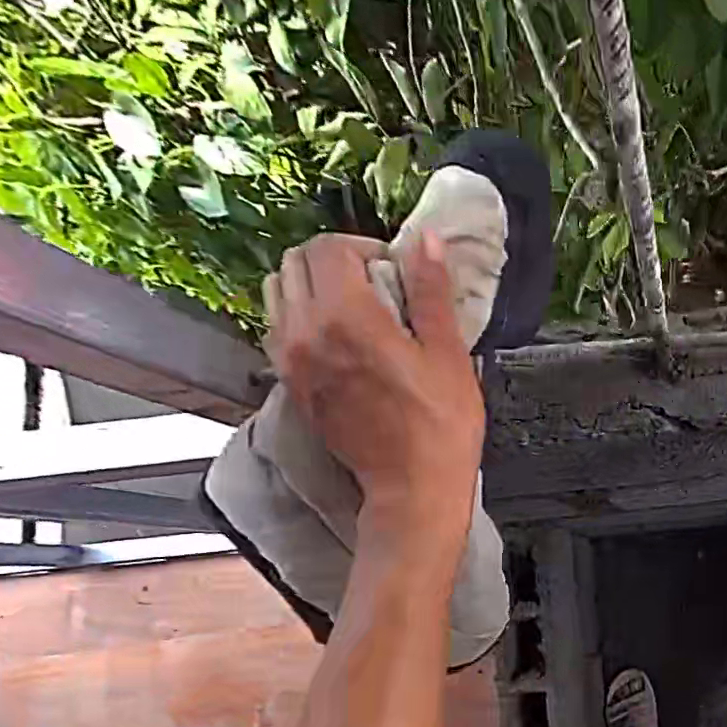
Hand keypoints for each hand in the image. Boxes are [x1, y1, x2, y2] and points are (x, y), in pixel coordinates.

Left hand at [264, 232, 484, 542]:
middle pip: (296, 262)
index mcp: (347, 318)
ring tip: (355, 309)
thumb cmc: (440, 425)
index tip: (395, 269)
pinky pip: (278, 327)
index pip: (330, 248)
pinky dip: (301, 315)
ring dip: (312, 285)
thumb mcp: (447, 354)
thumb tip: (424, 241)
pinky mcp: (291, 384)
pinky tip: (339, 337)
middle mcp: (305, 332)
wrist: (412, 485)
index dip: (365, 247)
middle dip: (335, 261)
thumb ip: (430, 293)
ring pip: (279, 292)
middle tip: (377, 284)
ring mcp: (291, 360)